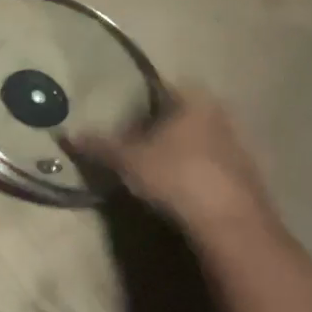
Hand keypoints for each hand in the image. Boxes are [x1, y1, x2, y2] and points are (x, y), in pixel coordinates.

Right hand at [70, 86, 279, 238]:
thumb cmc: (176, 176)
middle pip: (182, 112)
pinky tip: (173, 183)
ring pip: (198, 138)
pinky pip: (211, 162)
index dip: (141, 94)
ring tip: (149, 160)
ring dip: (177, 146)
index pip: (163, 86)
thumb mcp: (126, 159)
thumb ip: (97, 144)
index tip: (121, 106)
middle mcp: (221, 117)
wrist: (232, 226)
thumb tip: (65, 133)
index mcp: (194, 102)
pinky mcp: (246, 177)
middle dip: (159, 121)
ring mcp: (239, 147)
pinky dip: (192, 168)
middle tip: (130, 133)